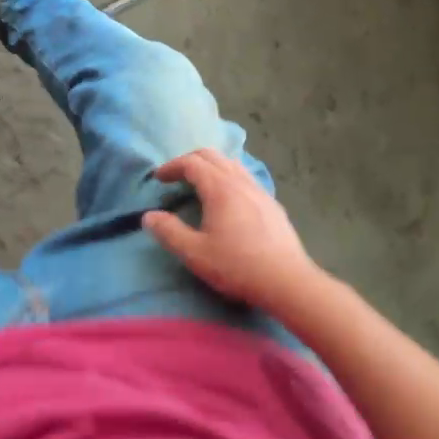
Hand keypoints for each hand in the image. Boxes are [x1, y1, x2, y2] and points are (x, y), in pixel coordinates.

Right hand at [143, 149, 322, 309]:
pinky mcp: (273, 205)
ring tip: (201, 183)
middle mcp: (241, 182)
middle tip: (176, 176)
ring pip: (232, 164)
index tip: (158, 178)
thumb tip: (149, 216)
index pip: (192, 163)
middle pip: (212, 156)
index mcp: (220, 188)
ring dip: (211, 166)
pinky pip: (246, 178)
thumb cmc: (238, 266)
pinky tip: (229, 200)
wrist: (288, 283)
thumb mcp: (195, 253)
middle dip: (190, 160)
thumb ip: (169, 232)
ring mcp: (260, 192)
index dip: (172, 166)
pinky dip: (229, 177)